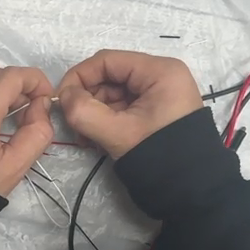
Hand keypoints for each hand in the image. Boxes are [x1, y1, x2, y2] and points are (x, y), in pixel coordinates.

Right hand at [58, 50, 204, 158]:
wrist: (189, 188)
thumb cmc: (157, 154)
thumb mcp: (117, 133)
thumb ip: (83, 111)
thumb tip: (62, 97)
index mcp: (159, 71)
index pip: (107, 60)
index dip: (79, 76)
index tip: (60, 99)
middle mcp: (161, 75)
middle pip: (109, 77)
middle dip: (87, 100)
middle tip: (74, 125)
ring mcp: (158, 94)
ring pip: (113, 94)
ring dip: (94, 113)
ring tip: (86, 139)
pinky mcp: (154, 110)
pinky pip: (123, 107)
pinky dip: (106, 120)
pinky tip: (97, 139)